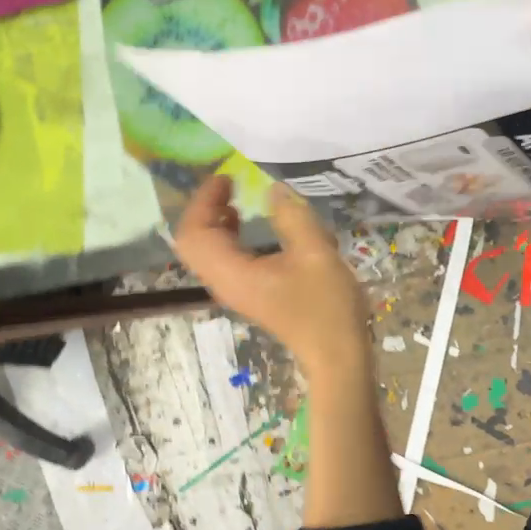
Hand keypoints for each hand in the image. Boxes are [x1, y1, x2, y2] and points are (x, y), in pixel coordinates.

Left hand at [173, 178, 371, 382]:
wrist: (337, 352)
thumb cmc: (326, 304)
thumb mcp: (316, 253)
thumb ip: (293, 217)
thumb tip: (274, 189)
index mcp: (232, 273)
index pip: (196, 232)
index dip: (204, 201)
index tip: (228, 177)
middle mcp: (224, 283)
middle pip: (194, 242)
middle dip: (205, 209)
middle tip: (230, 185)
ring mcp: (236, 291)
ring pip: (207, 252)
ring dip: (215, 222)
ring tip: (237, 200)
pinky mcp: (251, 293)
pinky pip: (224, 260)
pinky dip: (230, 237)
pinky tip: (252, 227)